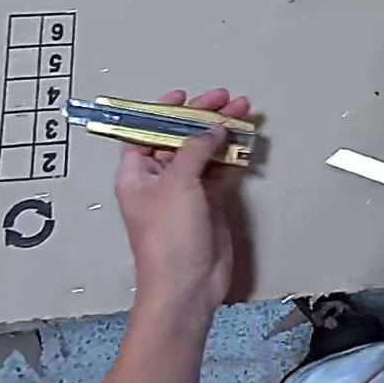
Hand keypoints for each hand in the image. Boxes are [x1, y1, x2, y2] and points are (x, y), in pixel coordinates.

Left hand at [114, 88, 251, 325]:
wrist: (188, 287)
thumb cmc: (169, 235)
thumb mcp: (177, 184)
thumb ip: (195, 149)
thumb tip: (213, 128)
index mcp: (138, 172)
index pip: (145, 131)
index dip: (162, 112)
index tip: (183, 96)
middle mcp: (160, 177)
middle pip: (180, 137)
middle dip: (202, 116)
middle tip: (226, 98)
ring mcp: (186, 190)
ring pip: (204, 151)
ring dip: (222, 132)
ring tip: (243, 111)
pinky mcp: (208, 201)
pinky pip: (220, 170)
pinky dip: (232, 155)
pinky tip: (245, 141)